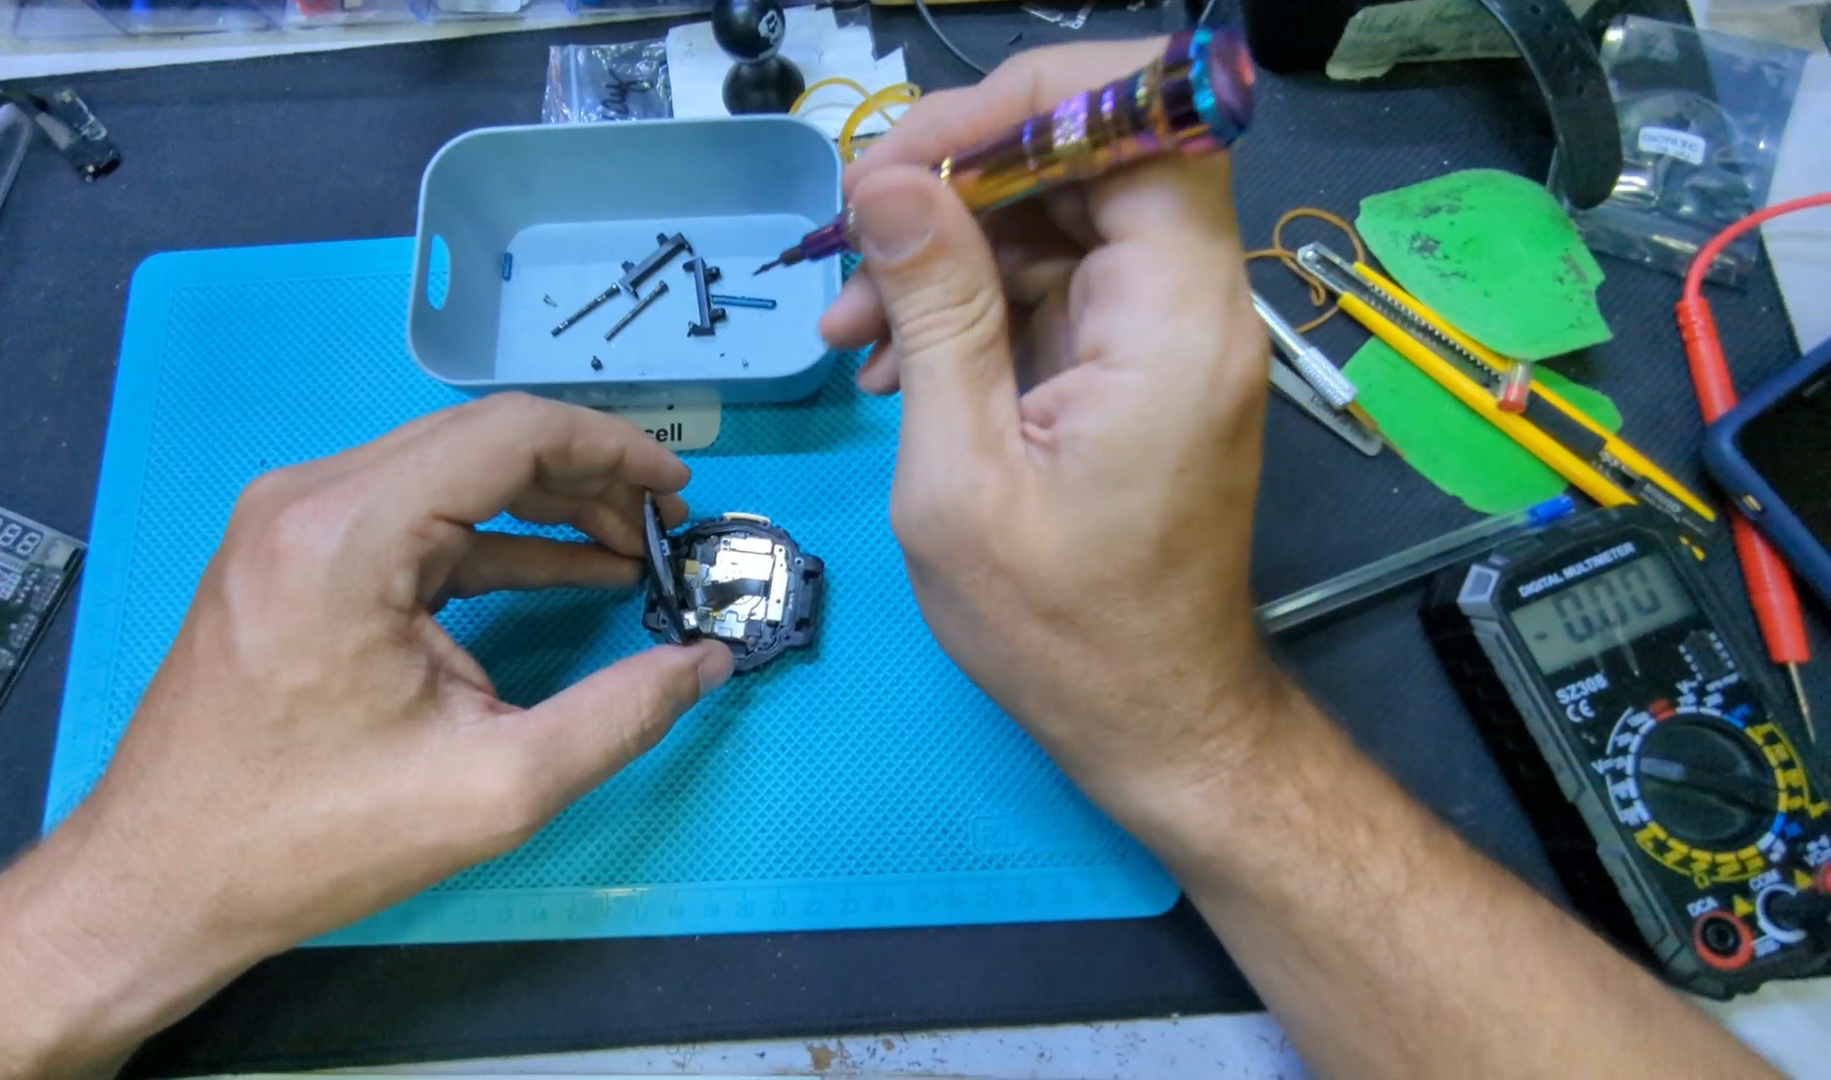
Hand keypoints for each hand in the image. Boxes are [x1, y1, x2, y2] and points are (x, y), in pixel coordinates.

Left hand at [68, 394, 732, 961]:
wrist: (159, 884)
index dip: (613, 449)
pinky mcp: (313, 551)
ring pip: (466, 470)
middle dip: (596, 475)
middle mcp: (319, 498)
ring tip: (638, 544)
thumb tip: (708, 661)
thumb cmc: (320, 836)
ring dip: (561, 501)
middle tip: (668, 525)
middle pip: (491, 439)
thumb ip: (626, 714)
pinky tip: (581, 567)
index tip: (677, 490)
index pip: (511, 433)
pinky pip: (437, 516)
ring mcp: (307, 520)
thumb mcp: (502, 786)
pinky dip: (515, 536)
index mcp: (352, 532)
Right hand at [820, 41, 1283, 822]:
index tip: (902, 163)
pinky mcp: (1127, 380)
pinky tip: (896, 373)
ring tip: (851, 336)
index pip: (1135, 122)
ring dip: (945, 267)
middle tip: (852, 253)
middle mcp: (1188, 313)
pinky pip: (1049, 305)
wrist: (1140, 714)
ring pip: (1052, 238)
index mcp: (1171, 323)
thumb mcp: (960, 471)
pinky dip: (970, 320)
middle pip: (1084, 172)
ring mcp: (1159, 347)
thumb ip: (935, 313)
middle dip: (954, 195)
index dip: (1016, 112)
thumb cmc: (1051, 625)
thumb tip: (888, 183)